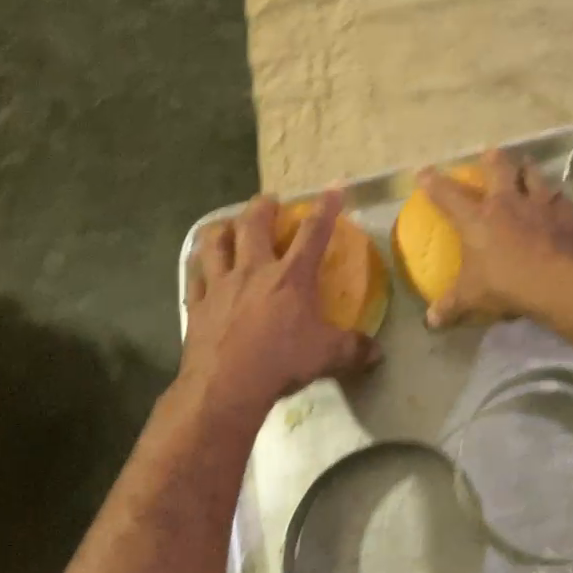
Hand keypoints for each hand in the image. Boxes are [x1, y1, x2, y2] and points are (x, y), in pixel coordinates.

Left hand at [180, 192, 379, 425]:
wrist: (225, 386)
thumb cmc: (282, 362)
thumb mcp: (329, 356)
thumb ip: (355, 349)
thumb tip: (378, 353)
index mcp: (292, 277)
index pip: (314, 232)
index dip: (327, 207)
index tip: (335, 187)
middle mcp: (254, 270)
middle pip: (253, 224)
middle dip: (263, 207)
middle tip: (269, 201)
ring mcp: (221, 285)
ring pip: (215, 242)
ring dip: (223, 228)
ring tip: (228, 226)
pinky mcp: (197, 304)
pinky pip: (194, 276)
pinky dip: (199, 267)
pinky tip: (201, 268)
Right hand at [417, 149, 572, 325]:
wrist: (563, 280)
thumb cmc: (509, 284)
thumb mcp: (474, 297)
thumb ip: (451, 305)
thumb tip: (431, 320)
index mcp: (478, 219)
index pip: (448, 195)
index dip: (433, 183)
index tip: (424, 172)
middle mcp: (507, 202)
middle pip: (498, 168)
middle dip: (492, 159)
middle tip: (490, 152)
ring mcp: (539, 203)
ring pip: (532, 173)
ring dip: (527, 167)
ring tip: (525, 164)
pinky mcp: (567, 212)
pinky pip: (561, 195)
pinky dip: (557, 194)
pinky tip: (558, 196)